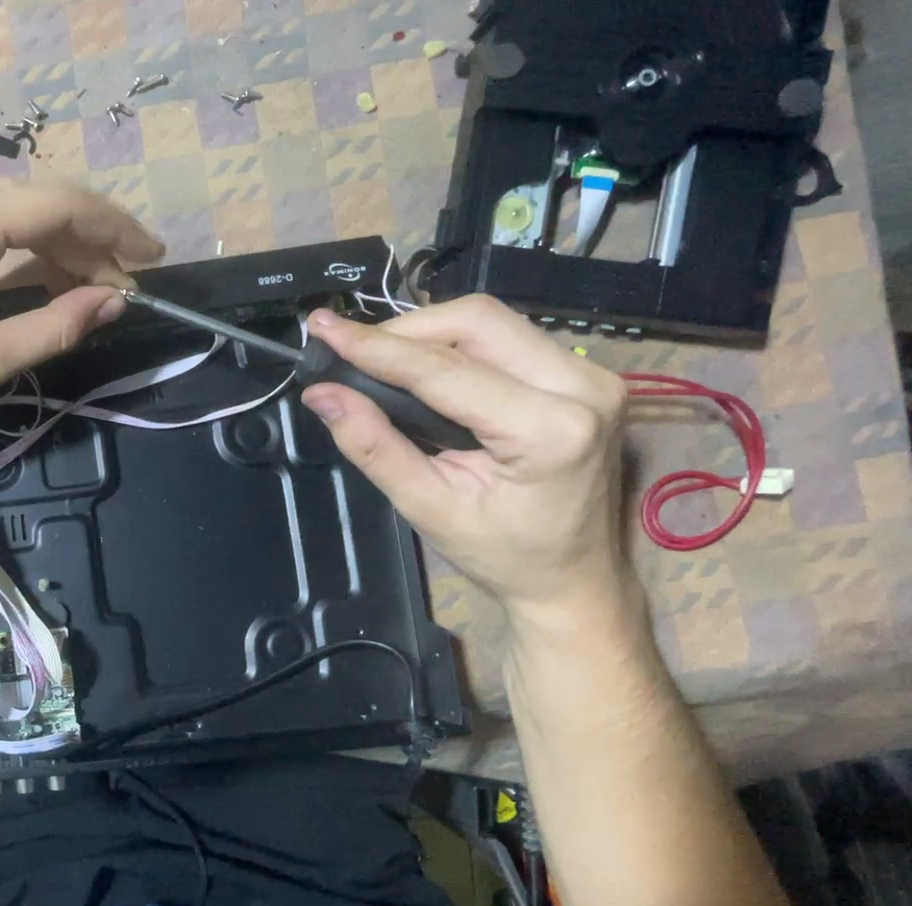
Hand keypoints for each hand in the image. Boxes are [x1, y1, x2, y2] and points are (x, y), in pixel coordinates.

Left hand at [0, 179, 163, 446]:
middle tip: (124, 289)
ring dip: (58, 246)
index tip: (151, 258)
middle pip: (35, 203)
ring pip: (14, 211)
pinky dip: (23, 248)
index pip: (52, 206)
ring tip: (95, 290)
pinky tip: (50, 278)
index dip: (111, 229)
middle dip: (87, 243)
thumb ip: (53, 328)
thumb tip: (114, 303)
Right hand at [300, 297, 630, 621]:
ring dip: (426, 332)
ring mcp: (590, 374)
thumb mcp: (426, 506)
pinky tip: (419, 366)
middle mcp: (581, 386)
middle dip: (403, 329)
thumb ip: (373, 445)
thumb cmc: (500, 554)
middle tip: (348, 350)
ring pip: (491, 321)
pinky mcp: (584, 374)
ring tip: (375, 358)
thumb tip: (321, 394)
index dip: (375, 347)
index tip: (323, 329)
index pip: (444, 369)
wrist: (574, 577)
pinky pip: (507, 337)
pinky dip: (453, 344)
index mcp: (546, 429)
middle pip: (476, 322)